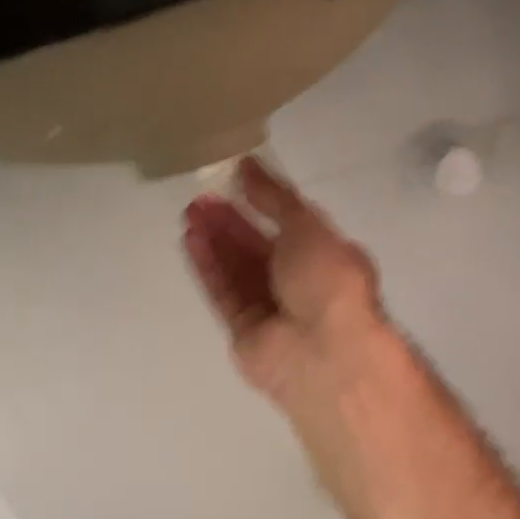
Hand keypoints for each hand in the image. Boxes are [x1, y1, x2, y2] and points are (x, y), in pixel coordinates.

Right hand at [182, 157, 387, 408]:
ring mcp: (274, 311)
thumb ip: (275, 198)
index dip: (264, 203)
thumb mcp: (308, 226)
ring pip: (239, 270)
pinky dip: (209, 269)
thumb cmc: (329, 282)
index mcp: (330, 258)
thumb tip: (247, 165)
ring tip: (189, 214)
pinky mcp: (246, 333)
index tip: (235, 180)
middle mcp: (303, 285)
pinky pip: (225, 294)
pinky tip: (190, 241)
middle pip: (261, 249)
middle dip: (233, 222)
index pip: (293, 226)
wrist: (325, 353)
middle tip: (201, 198)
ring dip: (216, 242)